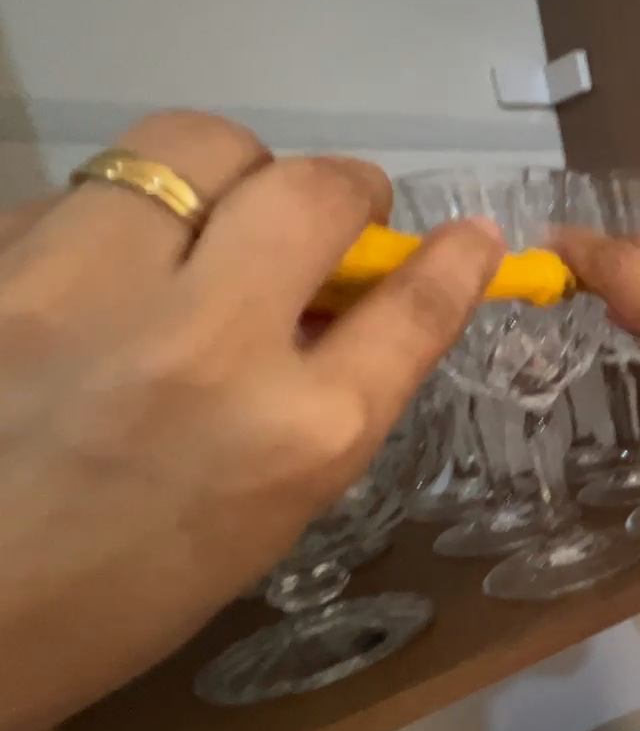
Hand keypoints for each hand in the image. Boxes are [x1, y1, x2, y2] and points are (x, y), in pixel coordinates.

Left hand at [0, 110, 501, 730]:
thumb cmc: (136, 582)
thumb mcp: (284, 496)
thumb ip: (335, 388)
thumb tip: (353, 295)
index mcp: (306, 429)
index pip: (416, 307)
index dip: (459, 259)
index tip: (475, 233)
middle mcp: (207, 350)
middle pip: (309, 192)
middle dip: (346, 187)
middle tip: (337, 211)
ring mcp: (73, 299)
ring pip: (188, 148)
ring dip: (232, 176)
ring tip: (213, 226)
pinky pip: (77, 193)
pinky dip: (120, 217)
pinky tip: (102, 274)